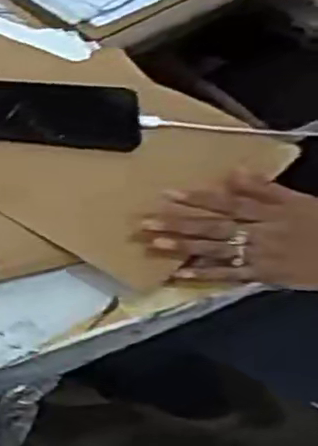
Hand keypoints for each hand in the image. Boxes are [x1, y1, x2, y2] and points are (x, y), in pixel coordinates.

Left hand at [140, 171, 317, 288]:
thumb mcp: (304, 203)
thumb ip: (267, 190)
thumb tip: (235, 171)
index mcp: (273, 214)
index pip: (231, 204)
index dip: (199, 198)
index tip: (166, 193)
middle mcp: (264, 233)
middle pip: (216, 226)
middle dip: (179, 224)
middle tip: (144, 222)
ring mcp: (263, 255)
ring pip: (218, 249)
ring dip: (186, 246)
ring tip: (155, 243)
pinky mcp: (267, 274)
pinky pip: (232, 275)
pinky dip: (206, 275)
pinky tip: (179, 274)